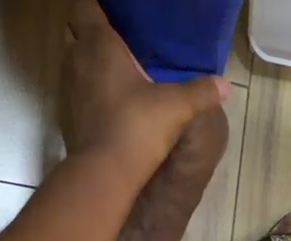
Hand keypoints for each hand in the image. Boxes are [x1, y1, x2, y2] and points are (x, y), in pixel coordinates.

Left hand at [62, 0, 229, 179]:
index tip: (110, 11)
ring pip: (71, 61)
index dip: (94, 3)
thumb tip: (225, 86)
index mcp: (99, 44)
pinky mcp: (65, 116)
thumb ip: (200, 92)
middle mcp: (76, 59)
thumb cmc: (138, 127)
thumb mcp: (177, 107)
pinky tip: (105, 102)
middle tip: (113, 40)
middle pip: (72, 30)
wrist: (105, 174)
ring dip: (86, 61)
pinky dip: (85, 91)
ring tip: (111, 70)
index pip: (84, 5)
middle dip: (87, 30)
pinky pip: (73, 92)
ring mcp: (67, 89)